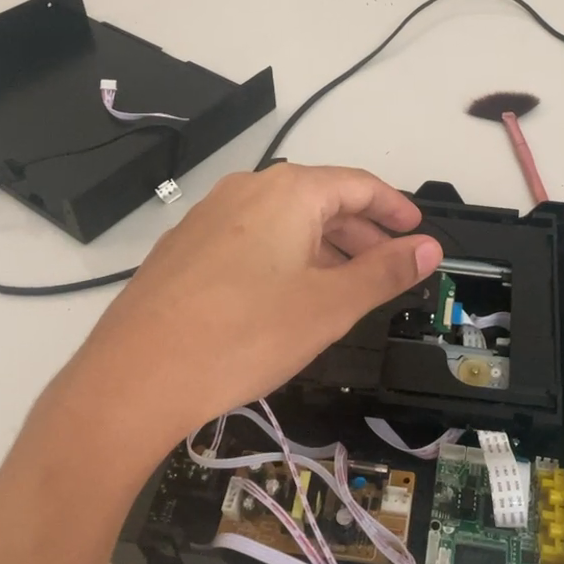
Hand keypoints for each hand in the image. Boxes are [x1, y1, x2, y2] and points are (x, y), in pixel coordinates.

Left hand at [58, 164, 443, 449]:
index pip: (358, 185)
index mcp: (288, 191)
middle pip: (321, 200)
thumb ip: (385, 272)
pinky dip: (287, 258)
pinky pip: (253, 240)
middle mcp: (248, 190)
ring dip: (325, 249)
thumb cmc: (245, 335)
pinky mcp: (186, 248)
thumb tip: (429, 248)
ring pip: (285, 222)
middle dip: (362, 234)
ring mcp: (210, 217)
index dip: (395, 209)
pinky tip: (289, 298)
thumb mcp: (329, 306)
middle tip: (391, 269)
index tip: (419, 234)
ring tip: (347, 289)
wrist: (134, 378)